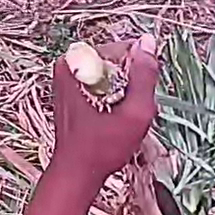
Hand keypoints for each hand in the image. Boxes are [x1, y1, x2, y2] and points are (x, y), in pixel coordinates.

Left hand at [50, 34, 158, 185]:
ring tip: (123, 113)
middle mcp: (65, 69)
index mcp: (73, 67)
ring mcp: (65, 81)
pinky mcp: (69, 93)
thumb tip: (148, 42)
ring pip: (109, 72)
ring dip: (123, 89)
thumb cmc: (102, 148)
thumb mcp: (134, 113)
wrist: (76, 173)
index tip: (141, 91)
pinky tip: (114, 117)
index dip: (137, 68)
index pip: (118, 48)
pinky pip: (100, 83)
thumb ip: (143, 76)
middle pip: (113, 59)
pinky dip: (113, 96)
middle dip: (130, 80)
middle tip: (131, 106)